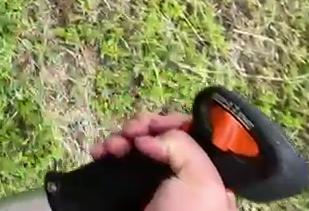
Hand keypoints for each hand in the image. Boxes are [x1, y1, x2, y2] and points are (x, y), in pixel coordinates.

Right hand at [90, 114, 233, 210]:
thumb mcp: (204, 185)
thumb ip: (185, 147)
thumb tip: (150, 137)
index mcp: (208, 176)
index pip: (192, 135)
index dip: (172, 122)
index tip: (155, 123)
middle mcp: (182, 176)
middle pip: (160, 135)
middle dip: (141, 127)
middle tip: (129, 133)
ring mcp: (154, 182)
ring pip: (135, 143)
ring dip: (120, 137)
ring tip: (111, 147)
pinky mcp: (130, 186)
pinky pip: (116, 157)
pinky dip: (105, 149)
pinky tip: (100, 152)